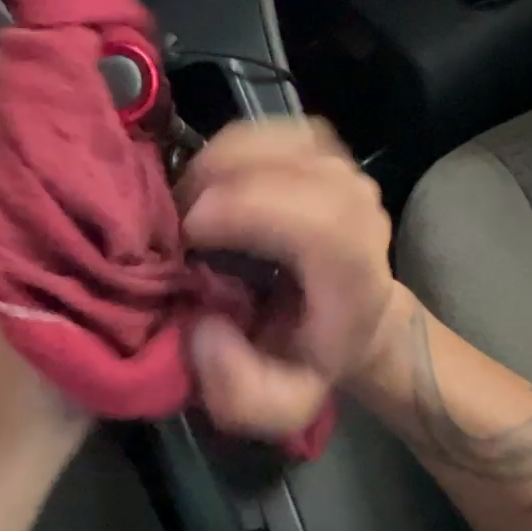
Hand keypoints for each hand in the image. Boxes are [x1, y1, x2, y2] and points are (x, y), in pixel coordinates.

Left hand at [0, 45, 89, 447]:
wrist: (16, 429)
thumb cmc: (17, 357)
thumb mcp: (29, 271)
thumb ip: (60, 202)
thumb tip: (98, 128)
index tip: (38, 58)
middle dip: (40, 81)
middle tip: (106, 78)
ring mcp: (9, 216)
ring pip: (28, 141)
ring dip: (70, 118)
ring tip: (129, 113)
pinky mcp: (38, 237)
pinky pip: (59, 176)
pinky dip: (88, 157)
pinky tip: (136, 164)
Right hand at [174, 119, 409, 438]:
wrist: (358, 314)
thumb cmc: (312, 355)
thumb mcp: (280, 402)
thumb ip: (239, 389)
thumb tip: (206, 326)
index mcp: (353, 266)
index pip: (312, 219)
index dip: (242, 212)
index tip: (189, 234)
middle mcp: (356, 203)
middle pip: (277, 165)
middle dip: (210, 185)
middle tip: (173, 223)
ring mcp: (340, 164)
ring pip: (264, 139)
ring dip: (212, 165)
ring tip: (188, 205)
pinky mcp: (321, 143)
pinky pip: (261, 128)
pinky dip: (224, 149)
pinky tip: (211, 184)